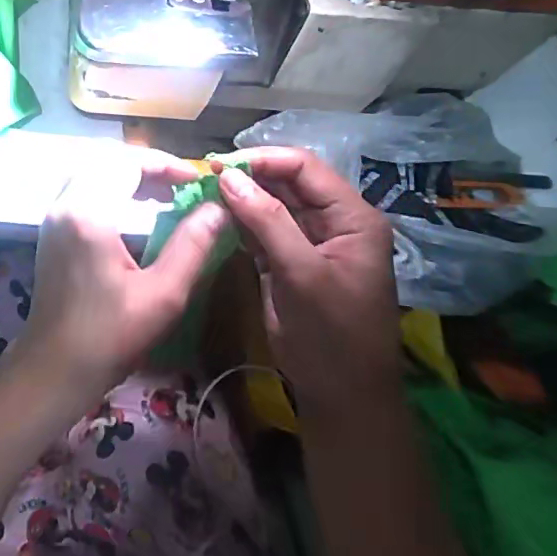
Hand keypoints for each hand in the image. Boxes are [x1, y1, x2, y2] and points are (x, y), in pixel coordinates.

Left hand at [15, 148, 229, 400]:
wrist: (54, 368)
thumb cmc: (110, 335)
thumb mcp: (163, 294)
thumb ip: (193, 245)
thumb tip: (220, 208)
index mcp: (89, 212)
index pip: (128, 162)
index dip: (166, 164)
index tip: (196, 180)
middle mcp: (65, 205)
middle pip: (106, 161)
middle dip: (147, 166)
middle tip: (181, 185)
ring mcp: (53, 218)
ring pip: (91, 174)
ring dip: (127, 177)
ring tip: (164, 197)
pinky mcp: (51, 233)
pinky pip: (82, 192)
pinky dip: (110, 191)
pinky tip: (136, 215)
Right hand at [218, 147, 400, 409]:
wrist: (343, 396)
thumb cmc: (332, 335)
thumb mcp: (301, 274)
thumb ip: (267, 221)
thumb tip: (228, 176)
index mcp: (352, 218)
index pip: (305, 168)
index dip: (262, 160)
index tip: (218, 164)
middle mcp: (335, 222)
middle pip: (288, 183)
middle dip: (248, 177)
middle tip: (204, 176)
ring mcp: (312, 242)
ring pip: (273, 205)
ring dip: (241, 199)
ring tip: (204, 193)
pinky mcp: (291, 261)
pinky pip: (264, 231)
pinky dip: (241, 223)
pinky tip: (216, 218)